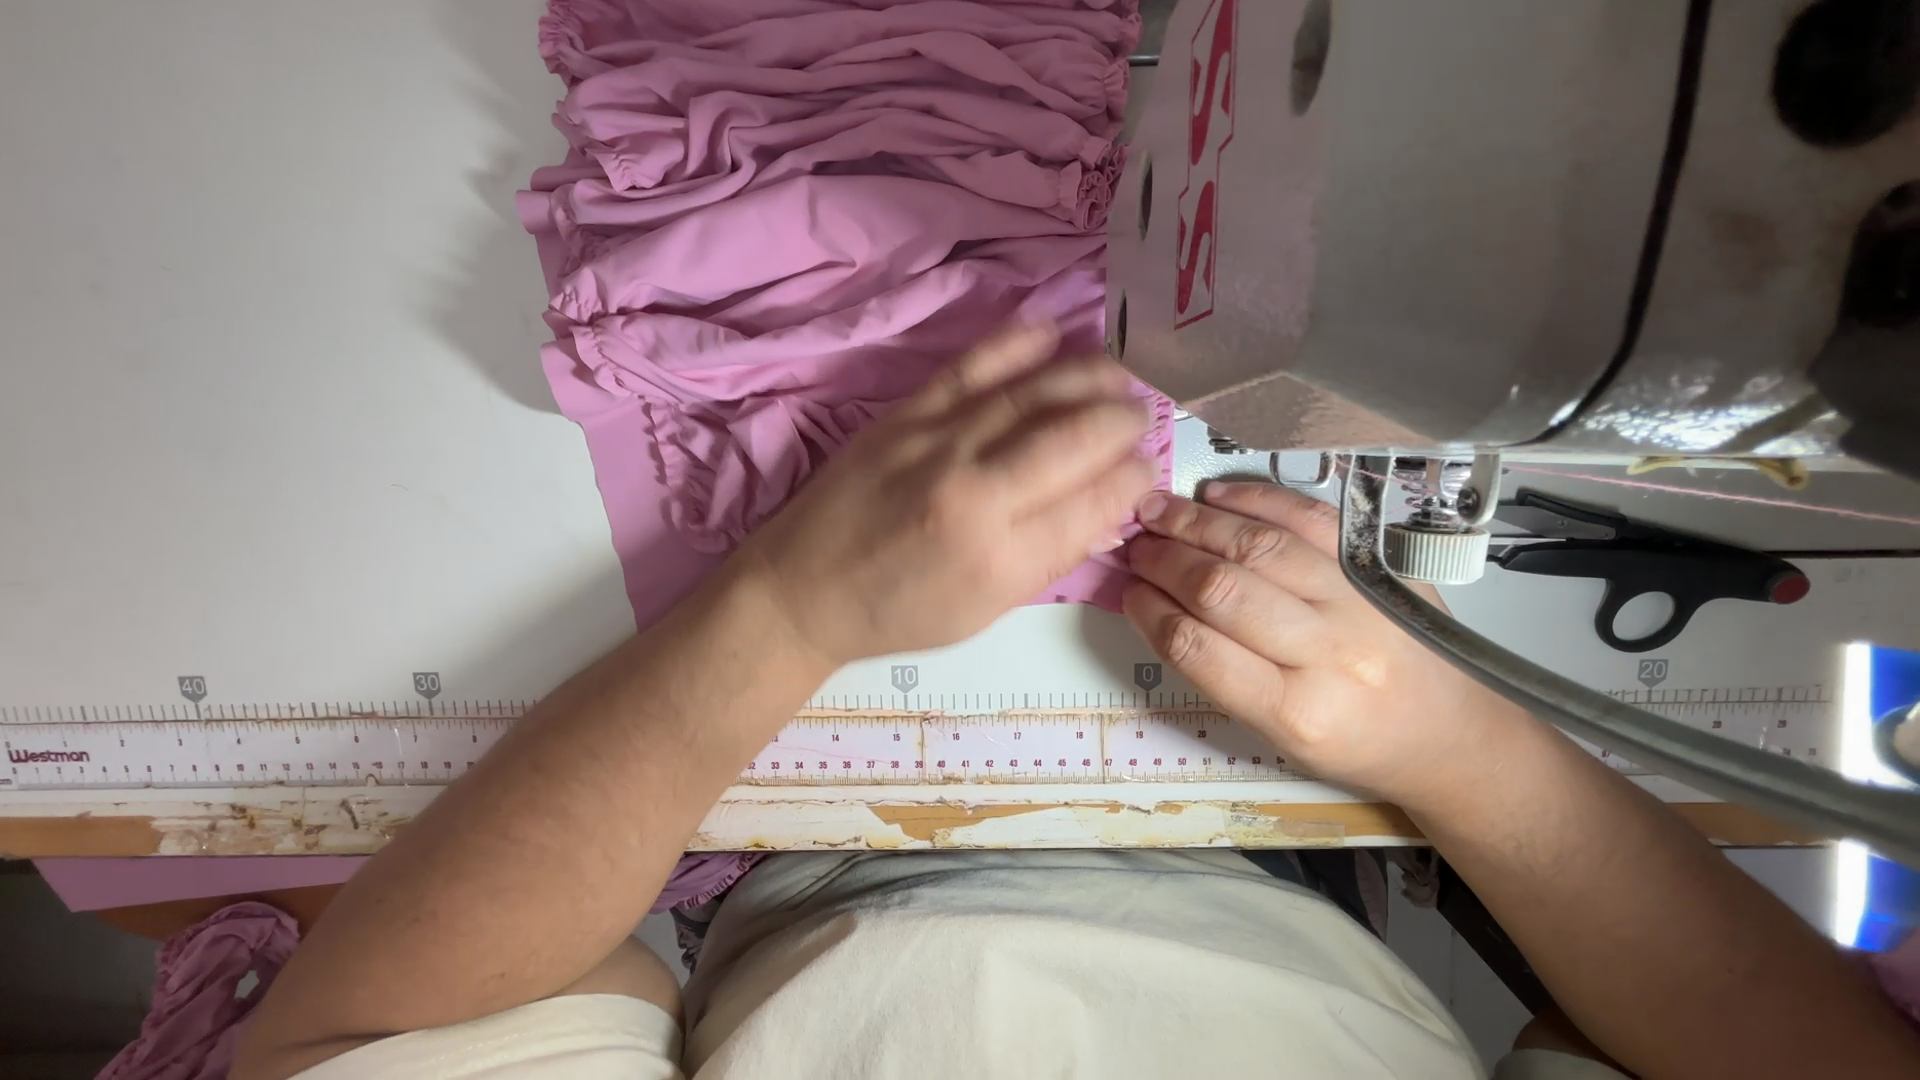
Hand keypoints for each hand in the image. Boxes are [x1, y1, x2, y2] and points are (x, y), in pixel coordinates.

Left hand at [735, 323, 1156, 666]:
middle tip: (1142, 414)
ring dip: (1087, 377)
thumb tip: (1109, 509)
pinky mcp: (903, 416)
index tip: (1144, 467)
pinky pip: (969, 368)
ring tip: (1121, 373)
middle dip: (1121, 422)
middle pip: (1072, 439)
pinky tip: (1052, 332)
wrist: (804, 591)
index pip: (1094, 502)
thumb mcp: (985, 610)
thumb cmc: (900, 613)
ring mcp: (936, 445)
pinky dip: (1014, 344)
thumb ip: (1051, 557)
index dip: (1131, 479)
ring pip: (1031, 395)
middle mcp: (976, 494)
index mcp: (1002, 559)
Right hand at [1121, 481, 1531, 805]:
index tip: (1128, 590)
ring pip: (1258, 546)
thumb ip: (1214, 669)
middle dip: (1164, 560)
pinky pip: (1309, 517)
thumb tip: (1155, 602)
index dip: (1150, 610)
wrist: (1454, 733)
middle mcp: (1331, 652)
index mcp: (1296, 711)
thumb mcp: (1276, 734)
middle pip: (1222, 590)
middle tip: (1134, 545)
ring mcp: (1359, 600)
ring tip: (1156, 511)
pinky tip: (1216, 495)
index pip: (1196, 647)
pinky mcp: (1379, 564)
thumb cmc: (1356, 742)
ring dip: (1195, 523)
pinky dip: (1255, 499)